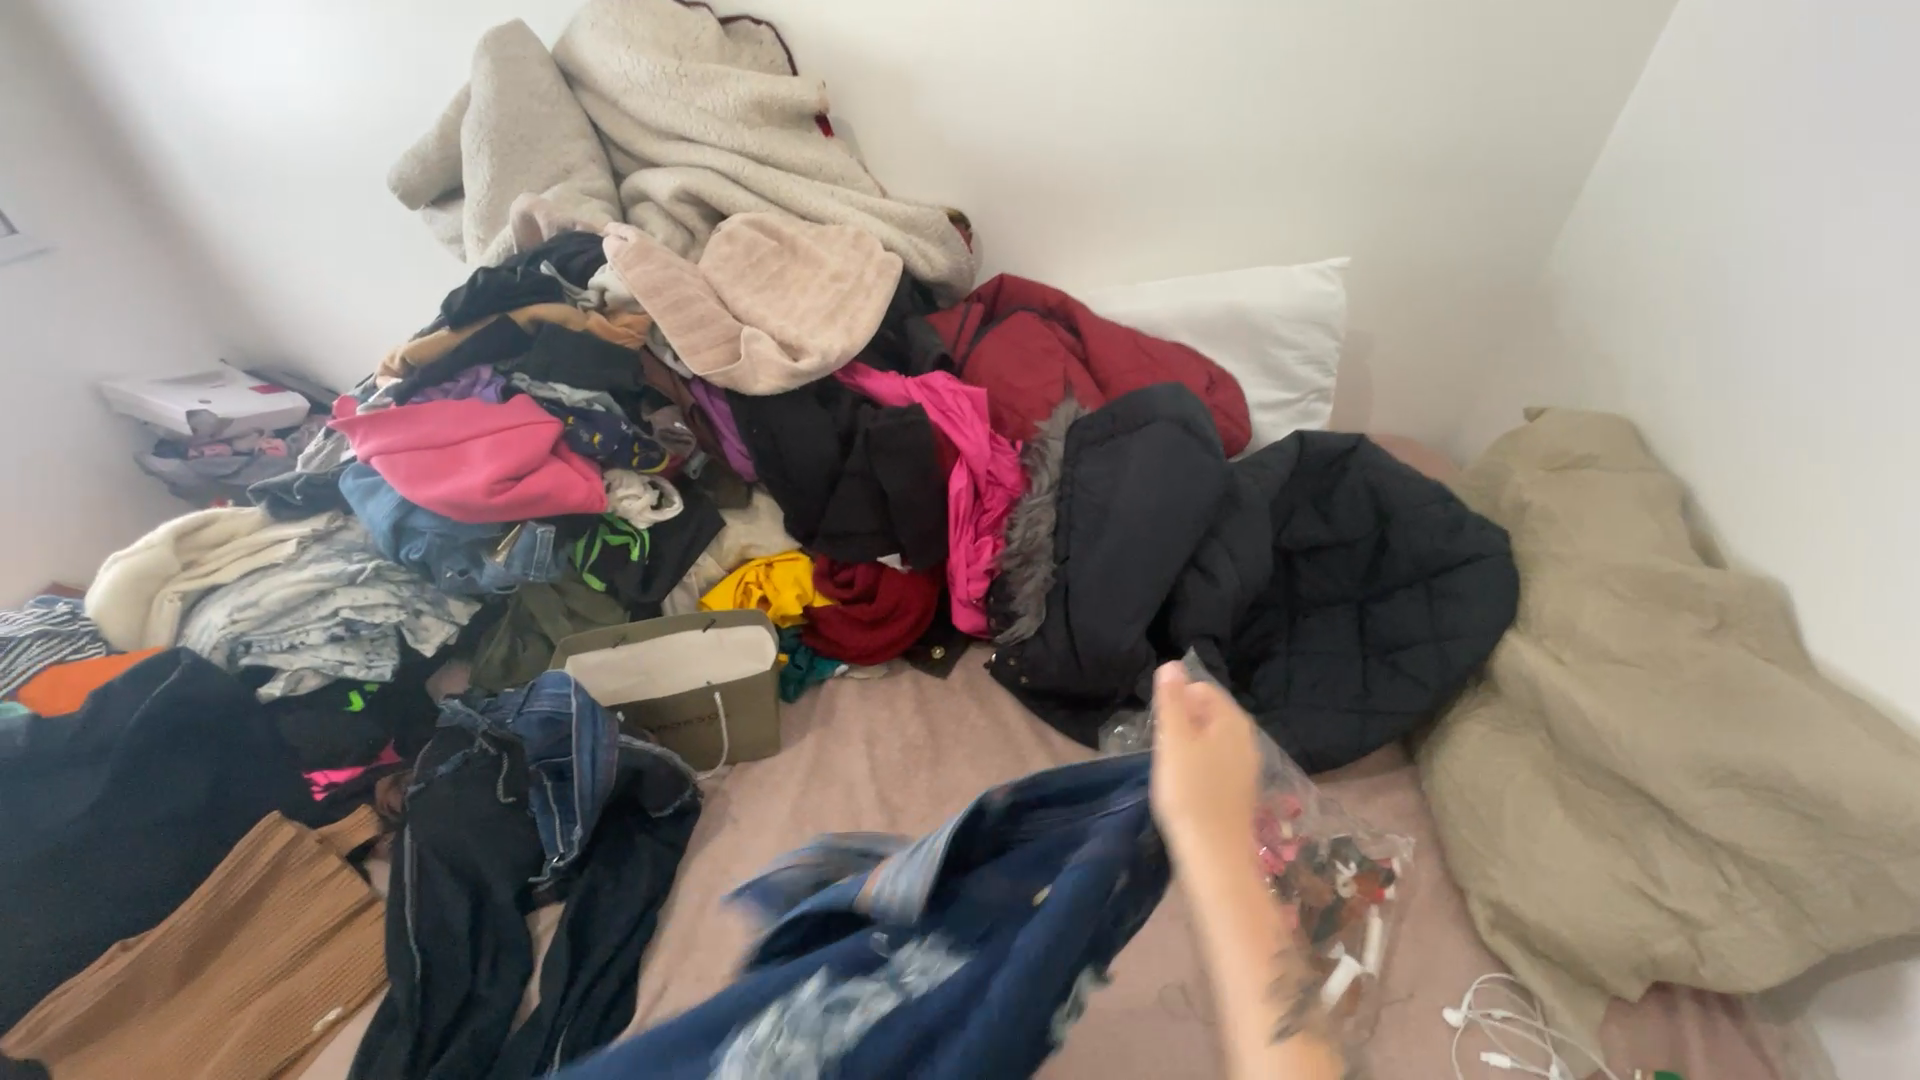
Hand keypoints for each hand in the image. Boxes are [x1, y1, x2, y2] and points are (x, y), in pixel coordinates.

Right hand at [1148, 661, 1260, 861]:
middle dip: (1182, 722)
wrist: (1215, 856)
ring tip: (1169, 767)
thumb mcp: (1173, 739)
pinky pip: (1215, 764)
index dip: (1177, 701)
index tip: (1160, 725)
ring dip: (1188, 746)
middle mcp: (1246, 739)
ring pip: (1210, 740)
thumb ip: (1172, 700)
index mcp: (1233, 721)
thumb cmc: (1189, 792)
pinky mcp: (1240, 791)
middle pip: (1207, 714)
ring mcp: (1246, 767)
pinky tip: (1184, 787)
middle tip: (1162, 746)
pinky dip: (1197, 767)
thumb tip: (1172, 664)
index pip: (1202, 689)